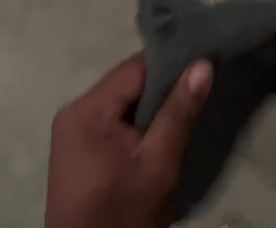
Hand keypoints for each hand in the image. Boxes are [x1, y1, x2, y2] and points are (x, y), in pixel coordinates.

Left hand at [45, 54, 210, 227]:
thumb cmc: (124, 216)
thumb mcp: (158, 165)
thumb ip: (179, 112)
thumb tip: (203, 64)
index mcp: (87, 109)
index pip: (137, 69)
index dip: (171, 67)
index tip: (203, 70)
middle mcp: (74, 111)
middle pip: (128, 85)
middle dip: (162, 92)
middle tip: (198, 98)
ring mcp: (72, 131)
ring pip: (123, 103)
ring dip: (151, 111)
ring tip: (182, 116)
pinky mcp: (77, 150)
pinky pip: (113, 122)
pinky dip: (137, 126)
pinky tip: (159, 137)